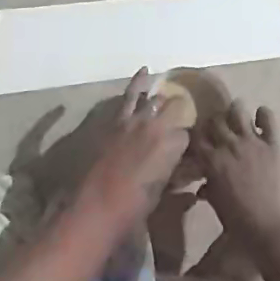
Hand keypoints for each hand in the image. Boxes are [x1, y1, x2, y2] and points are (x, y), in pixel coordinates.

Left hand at [71, 69, 190, 231]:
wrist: (93, 210)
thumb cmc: (131, 210)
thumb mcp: (158, 194)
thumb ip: (173, 176)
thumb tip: (186, 170)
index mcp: (171, 146)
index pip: (186, 135)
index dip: (185, 144)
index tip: (184, 153)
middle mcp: (157, 126)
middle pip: (176, 109)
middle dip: (179, 116)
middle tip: (179, 126)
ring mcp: (136, 120)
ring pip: (155, 99)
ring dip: (162, 100)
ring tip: (168, 97)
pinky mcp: (117, 120)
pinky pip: (129, 95)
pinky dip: (138, 81)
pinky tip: (144, 70)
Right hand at [195, 101, 279, 239]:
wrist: (272, 228)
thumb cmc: (241, 223)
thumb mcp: (218, 205)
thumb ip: (210, 189)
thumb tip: (203, 185)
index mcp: (213, 161)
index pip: (198, 137)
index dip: (198, 134)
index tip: (201, 137)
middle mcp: (230, 145)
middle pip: (216, 120)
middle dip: (215, 122)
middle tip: (219, 128)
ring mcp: (252, 142)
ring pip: (238, 111)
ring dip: (235, 112)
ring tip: (238, 118)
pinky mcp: (273, 143)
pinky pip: (268, 118)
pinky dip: (263, 115)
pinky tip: (261, 121)